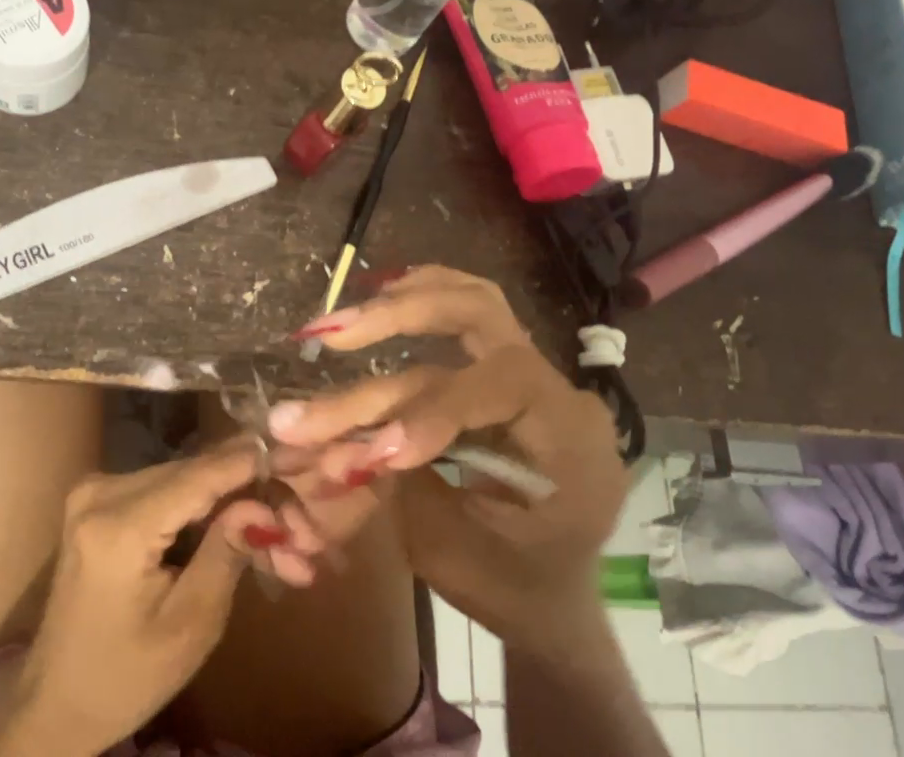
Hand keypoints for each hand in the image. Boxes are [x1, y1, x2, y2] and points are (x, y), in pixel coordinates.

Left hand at [0, 441, 309, 754]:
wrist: (56, 697)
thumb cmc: (126, 676)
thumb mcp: (190, 624)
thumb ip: (226, 552)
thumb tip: (263, 501)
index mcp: (118, 524)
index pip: (201, 473)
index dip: (255, 464)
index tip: (304, 462)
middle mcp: (101, 490)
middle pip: (195, 472)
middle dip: (252, 494)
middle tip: (303, 531)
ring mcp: (96, 491)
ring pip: (185, 478)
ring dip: (232, 503)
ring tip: (280, 541)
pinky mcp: (99, 501)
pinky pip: (165, 491)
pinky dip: (203, 509)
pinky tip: (239, 533)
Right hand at [269, 267, 628, 630]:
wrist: (551, 599)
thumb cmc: (510, 586)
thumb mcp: (455, 552)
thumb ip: (401, 488)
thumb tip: (332, 448)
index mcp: (572, 439)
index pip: (500, 387)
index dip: (430, 410)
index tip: (371, 451)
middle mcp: (558, 391)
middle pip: (483, 314)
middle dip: (403, 318)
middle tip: (331, 335)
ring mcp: (532, 376)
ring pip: (471, 303)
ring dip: (399, 304)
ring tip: (333, 322)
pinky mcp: (503, 376)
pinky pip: (463, 321)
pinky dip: (415, 305)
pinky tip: (372, 304)